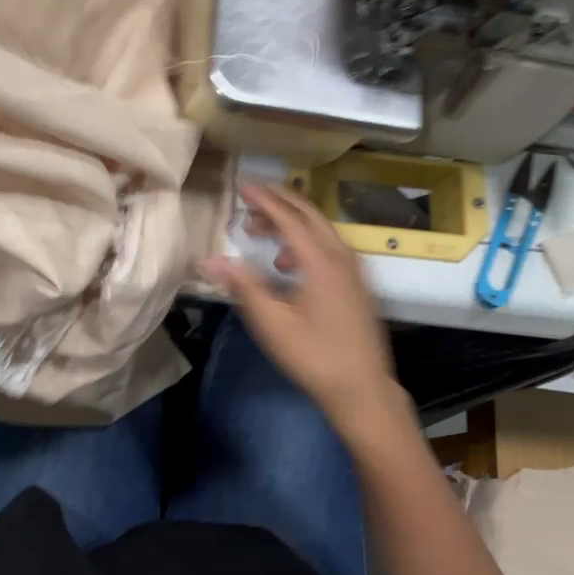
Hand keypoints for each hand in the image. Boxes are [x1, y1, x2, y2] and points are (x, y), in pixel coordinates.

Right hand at [203, 182, 405, 424]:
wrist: (363, 389)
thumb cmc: (314, 356)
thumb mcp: (272, 323)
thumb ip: (243, 286)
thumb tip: (210, 261)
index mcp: (321, 261)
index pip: (288, 217)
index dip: (264, 199)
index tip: (241, 185)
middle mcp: (342, 256)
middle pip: (308, 215)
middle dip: (278, 203)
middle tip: (249, 202)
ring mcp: (355, 270)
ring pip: (321, 231)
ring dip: (291, 224)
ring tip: (262, 236)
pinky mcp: (359, 284)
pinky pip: (330, 246)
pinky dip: (306, 242)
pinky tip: (289, 266)